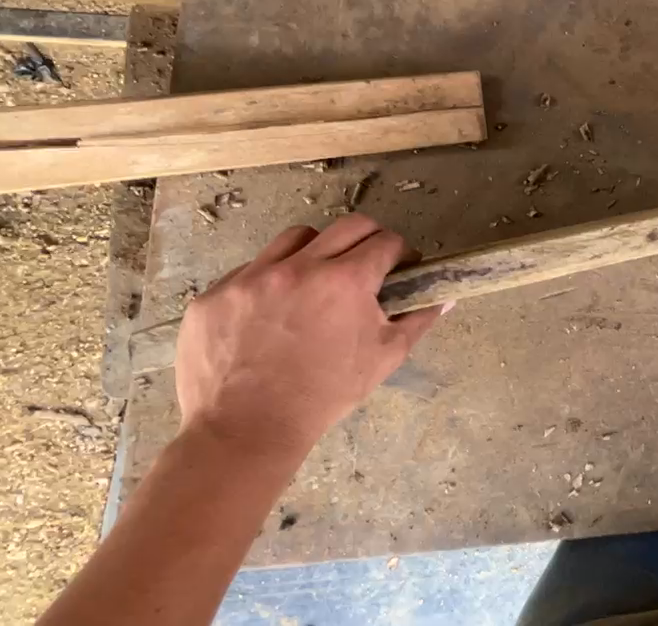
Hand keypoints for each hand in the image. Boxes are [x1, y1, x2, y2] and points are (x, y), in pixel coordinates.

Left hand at [175, 215, 448, 458]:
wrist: (244, 431)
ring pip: (296, 238)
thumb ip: (418, 320)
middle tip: (369, 264)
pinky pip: (250, 270)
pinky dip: (270, 280)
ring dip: (317, 250)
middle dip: (369, 239)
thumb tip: (444, 299)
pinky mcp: (212, 297)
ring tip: (316, 279)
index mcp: (346, 280)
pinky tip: (273, 310)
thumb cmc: (325, 394)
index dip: (401, 253)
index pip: (387, 241)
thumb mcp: (385, 356)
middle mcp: (299, 268)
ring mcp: (249, 280)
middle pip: (348, 226)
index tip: (401, 268)